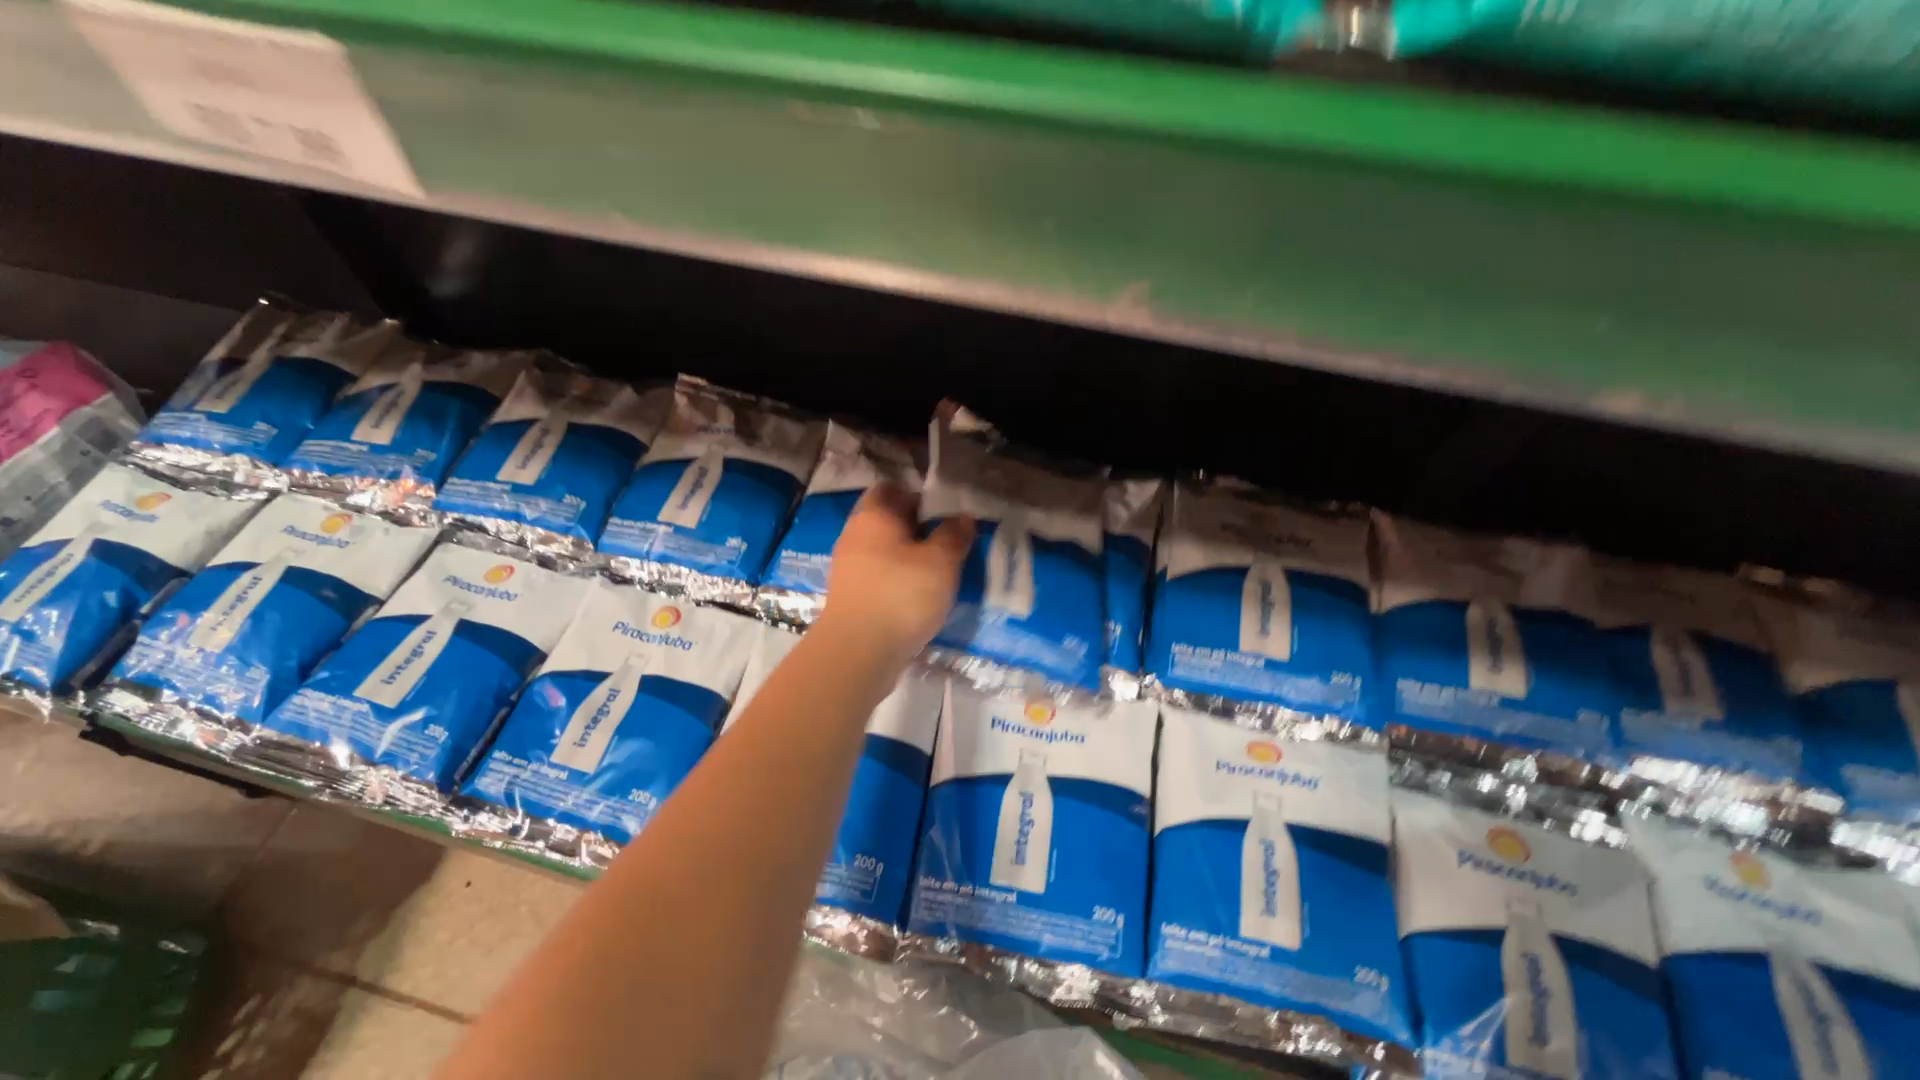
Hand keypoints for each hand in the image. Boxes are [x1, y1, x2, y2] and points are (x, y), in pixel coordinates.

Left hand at [819, 483, 972, 665]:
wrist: (858, 651)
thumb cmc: (901, 595)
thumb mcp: (941, 562)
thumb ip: (954, 535)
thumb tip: (962, 517)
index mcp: (874, 516)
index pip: (891, 489)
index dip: (918, 494)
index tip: (944, 509)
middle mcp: (854, 535)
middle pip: (886, 520)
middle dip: (915, 526)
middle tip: (948, 539)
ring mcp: (848, 567)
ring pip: (882, 549)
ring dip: (907, 555)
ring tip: (939, 569)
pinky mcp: (850, 596)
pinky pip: (878, 576)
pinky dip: (897, 579)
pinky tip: (919, 594)